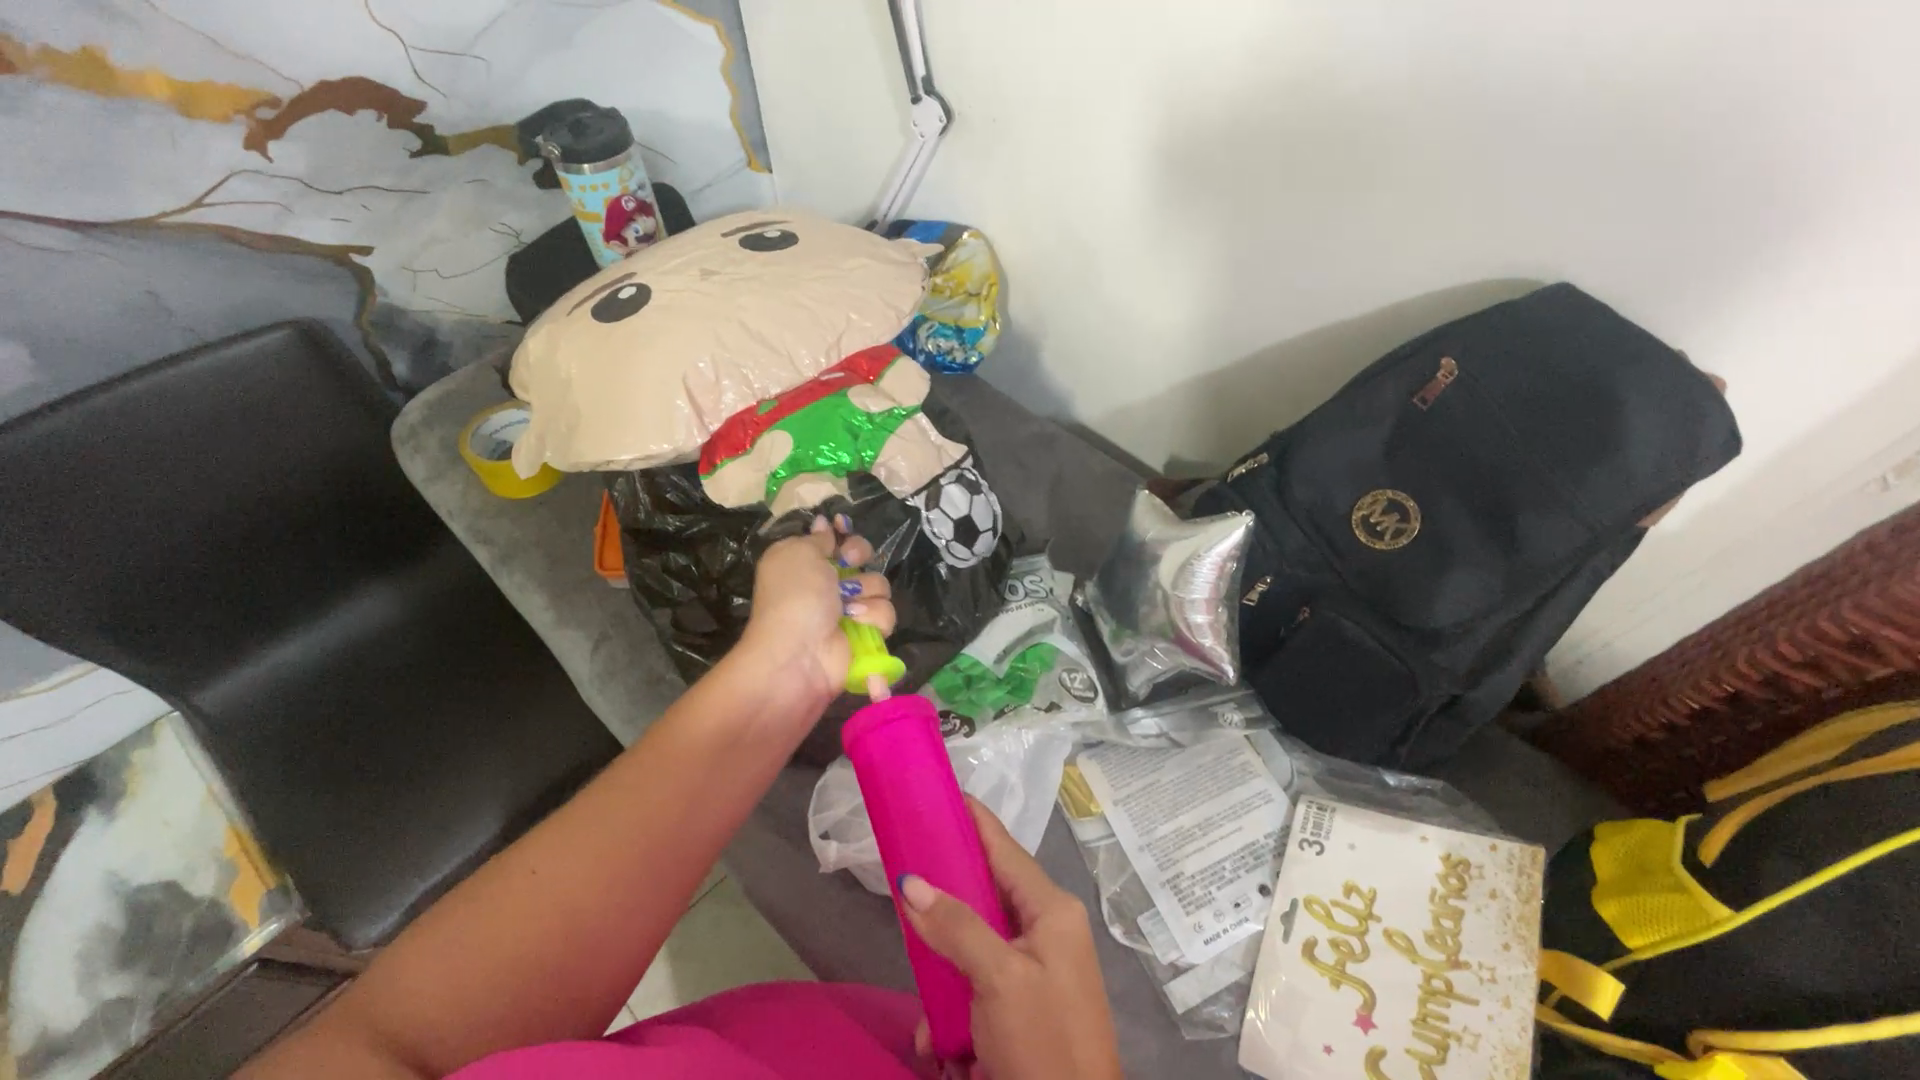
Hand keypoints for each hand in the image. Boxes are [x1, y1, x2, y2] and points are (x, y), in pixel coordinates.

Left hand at [737, 515, 895, 704]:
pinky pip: (886, 612)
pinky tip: (856, 622)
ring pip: (879, 583)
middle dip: (859, 555)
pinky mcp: (867, 632)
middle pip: (862, 556)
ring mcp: (849, 608)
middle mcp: (828, 583)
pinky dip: (872, 616)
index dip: (842, 531)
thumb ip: (818, 538)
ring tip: (847, 607)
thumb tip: (824, 523)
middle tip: (848, 563)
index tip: (842, 525)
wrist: (800, 652)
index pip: (834, 538)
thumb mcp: (798, 554)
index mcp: (806, 562)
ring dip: (866, 591)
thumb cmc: (795, 596)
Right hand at [900, 800, 1122, 1079]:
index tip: (936, 793)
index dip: (971, 819)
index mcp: (1051, 910)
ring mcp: (1031, 970)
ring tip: (924, 996)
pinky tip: (939, 1040)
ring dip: (940, 970)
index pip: (1004, 847)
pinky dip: (950, 1009)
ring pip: (969, 944)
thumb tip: (910, 879)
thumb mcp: (998, 978)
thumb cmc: (1044, 1039)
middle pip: (982, 893)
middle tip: (903, 888)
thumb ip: (956, 925)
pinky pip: (971, 987)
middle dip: (942, 900)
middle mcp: (1043, 930)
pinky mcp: (1016, 1006)